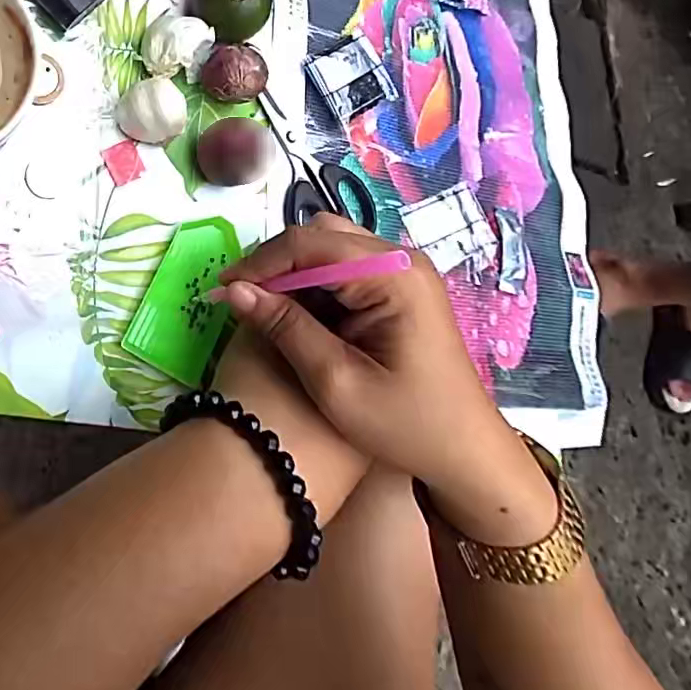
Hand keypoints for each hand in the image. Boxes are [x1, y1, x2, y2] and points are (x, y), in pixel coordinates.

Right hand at [217, 215, 554, 543]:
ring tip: (267, 307)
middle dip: (274, 263)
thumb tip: (233, 290)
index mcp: (392, 276)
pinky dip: (311, 282)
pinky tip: (299, 313)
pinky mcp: (397, 285)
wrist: (467, 454)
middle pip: (318, 235)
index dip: (259, 263)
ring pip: (326, 246)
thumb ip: (284, 327)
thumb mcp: (335, 381)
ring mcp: (401, 270)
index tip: (222, 291)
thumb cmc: (407, 425)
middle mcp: (400, 259)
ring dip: (291, 271)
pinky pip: (341, 265)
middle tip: (243, 299)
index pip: (308, 244)